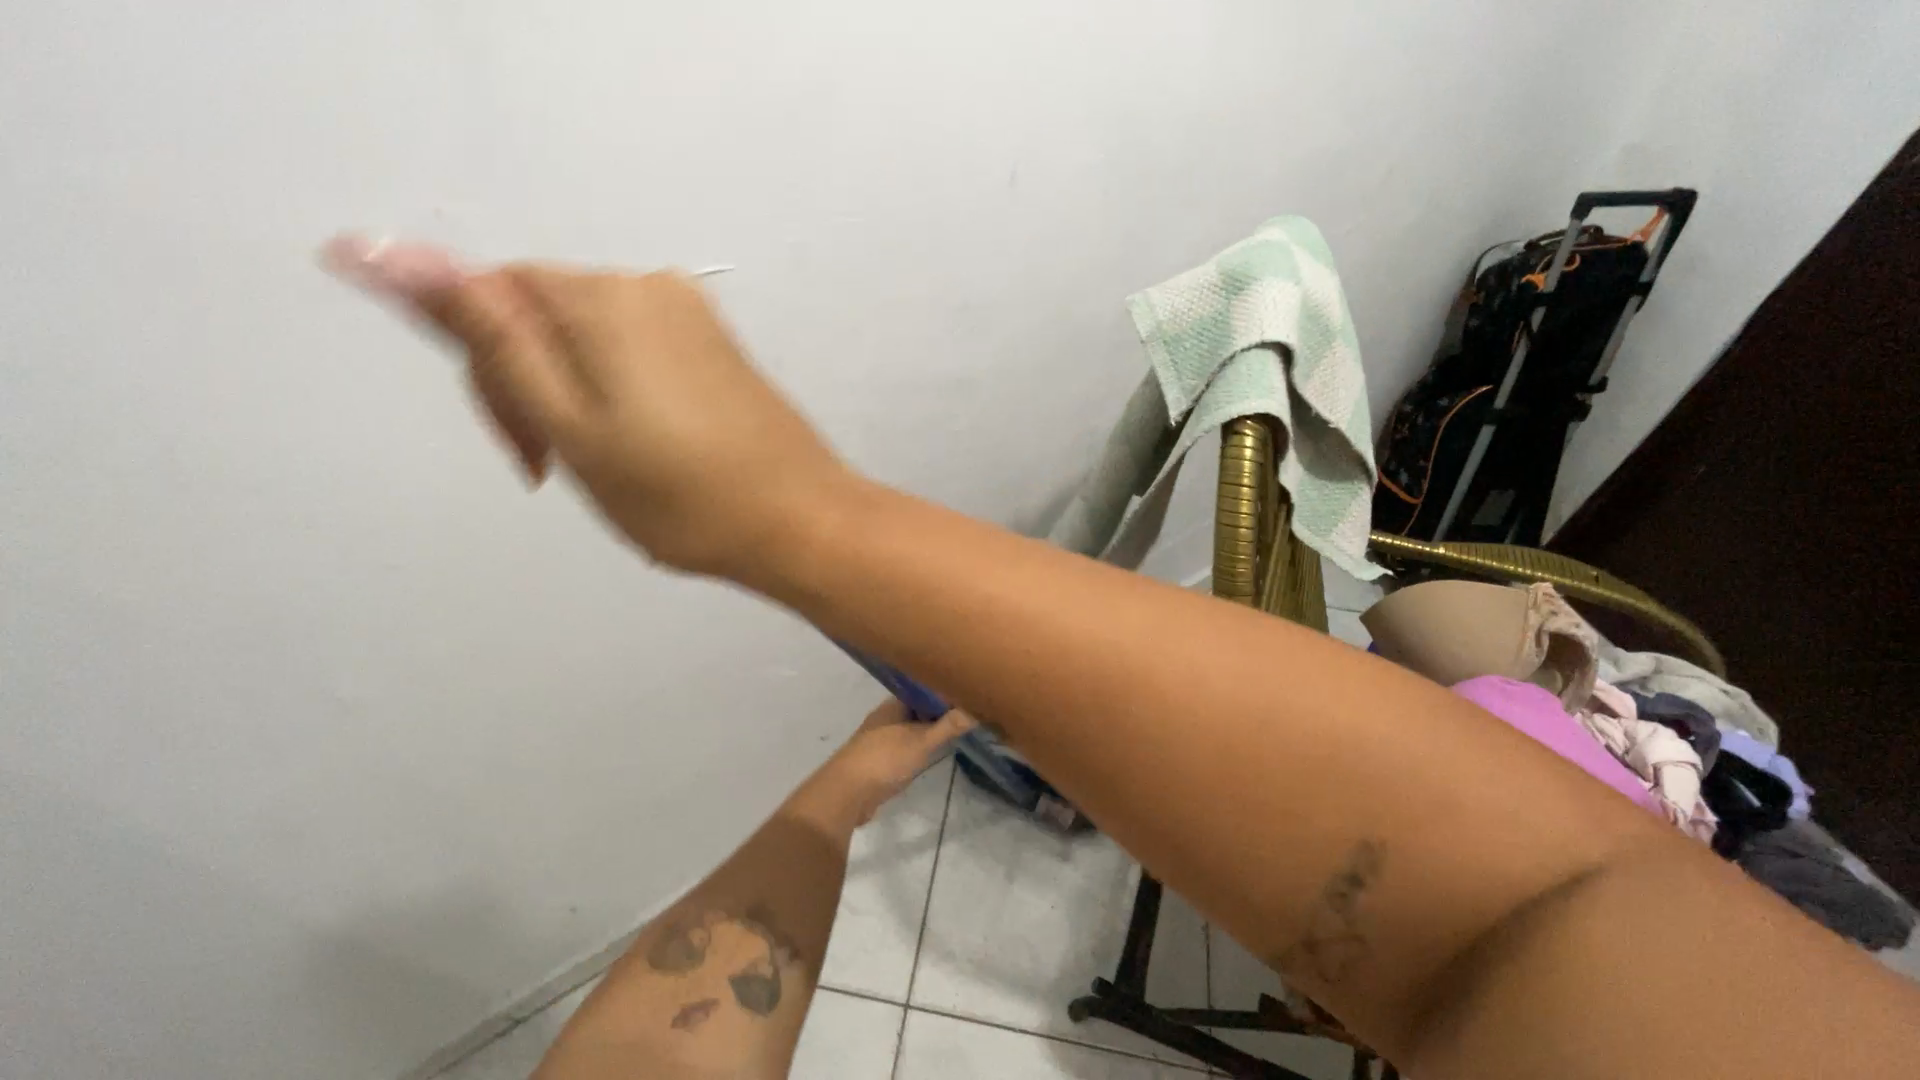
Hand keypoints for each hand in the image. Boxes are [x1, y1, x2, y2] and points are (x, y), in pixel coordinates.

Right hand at [322, 237, 846, 575]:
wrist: (800, 521)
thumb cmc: (679, 494)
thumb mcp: (569, 424)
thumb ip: (488, 338)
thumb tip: (388, 247)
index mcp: (603, 298)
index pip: (490, 296)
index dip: (487, 375)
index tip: (528, 454)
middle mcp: (649, 286)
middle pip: (541, 316)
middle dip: (533, 391)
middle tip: (564, 471)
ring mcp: (692, 316)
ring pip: (588, 343)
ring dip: (575, 402)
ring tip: (615, 470)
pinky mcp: (718, 347)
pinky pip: (637, 357)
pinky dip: (619, 400)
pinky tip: (648, 453)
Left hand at [799, 701, 976, 828]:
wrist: (847, 794)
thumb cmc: (884, 759)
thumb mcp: (921, 741)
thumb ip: (948, 727)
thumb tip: (975, 710)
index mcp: (892, 705)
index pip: (921, 689)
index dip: (941, 689)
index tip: (964, 690)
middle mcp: (885, 718)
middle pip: (916, 709)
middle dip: (937, 711)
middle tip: (967, 711)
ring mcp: (880, 740)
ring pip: (909, 729)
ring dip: (928, 730)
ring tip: (956, 730)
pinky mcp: (879, 761)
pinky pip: (904, 748)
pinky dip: (918, 748)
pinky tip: (933, 753)